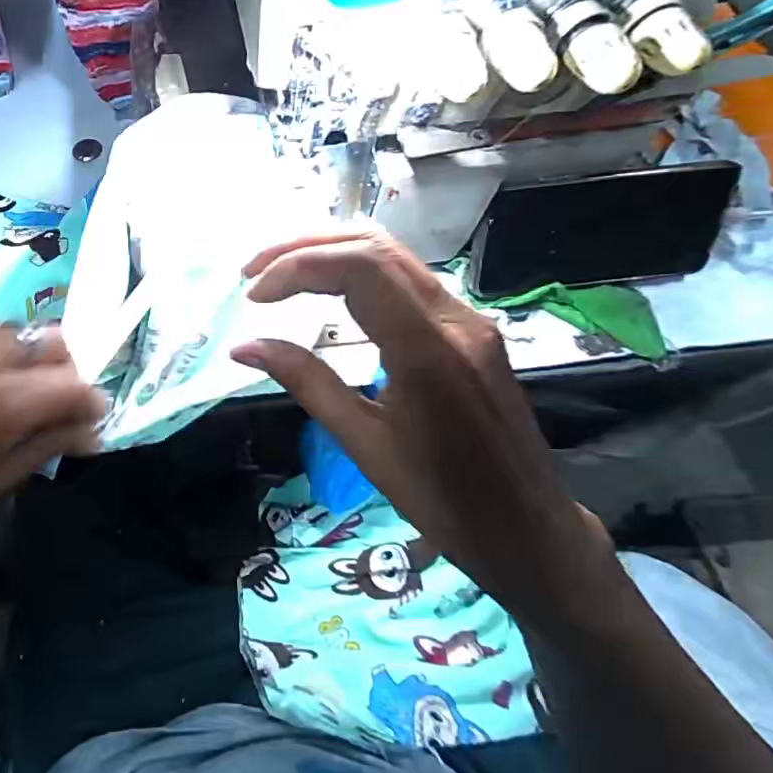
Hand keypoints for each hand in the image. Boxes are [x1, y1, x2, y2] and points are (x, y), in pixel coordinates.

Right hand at [230, 228, 611, 615]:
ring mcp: (469, 319)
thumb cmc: (442, 499)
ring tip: (278, 271)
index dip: (296, 268)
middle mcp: (456, 319)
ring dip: (330, 250)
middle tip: (252, 271)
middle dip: (304, 246)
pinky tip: (326, 288)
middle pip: (375, 245)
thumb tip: (244, 347)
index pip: (358, 269)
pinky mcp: (469, 328)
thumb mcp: (363, 444)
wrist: (528, 527)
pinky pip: (407, 278)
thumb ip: (306, 383)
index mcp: (428, 351)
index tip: (252, 297)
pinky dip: (356, 269)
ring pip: (394, 253)